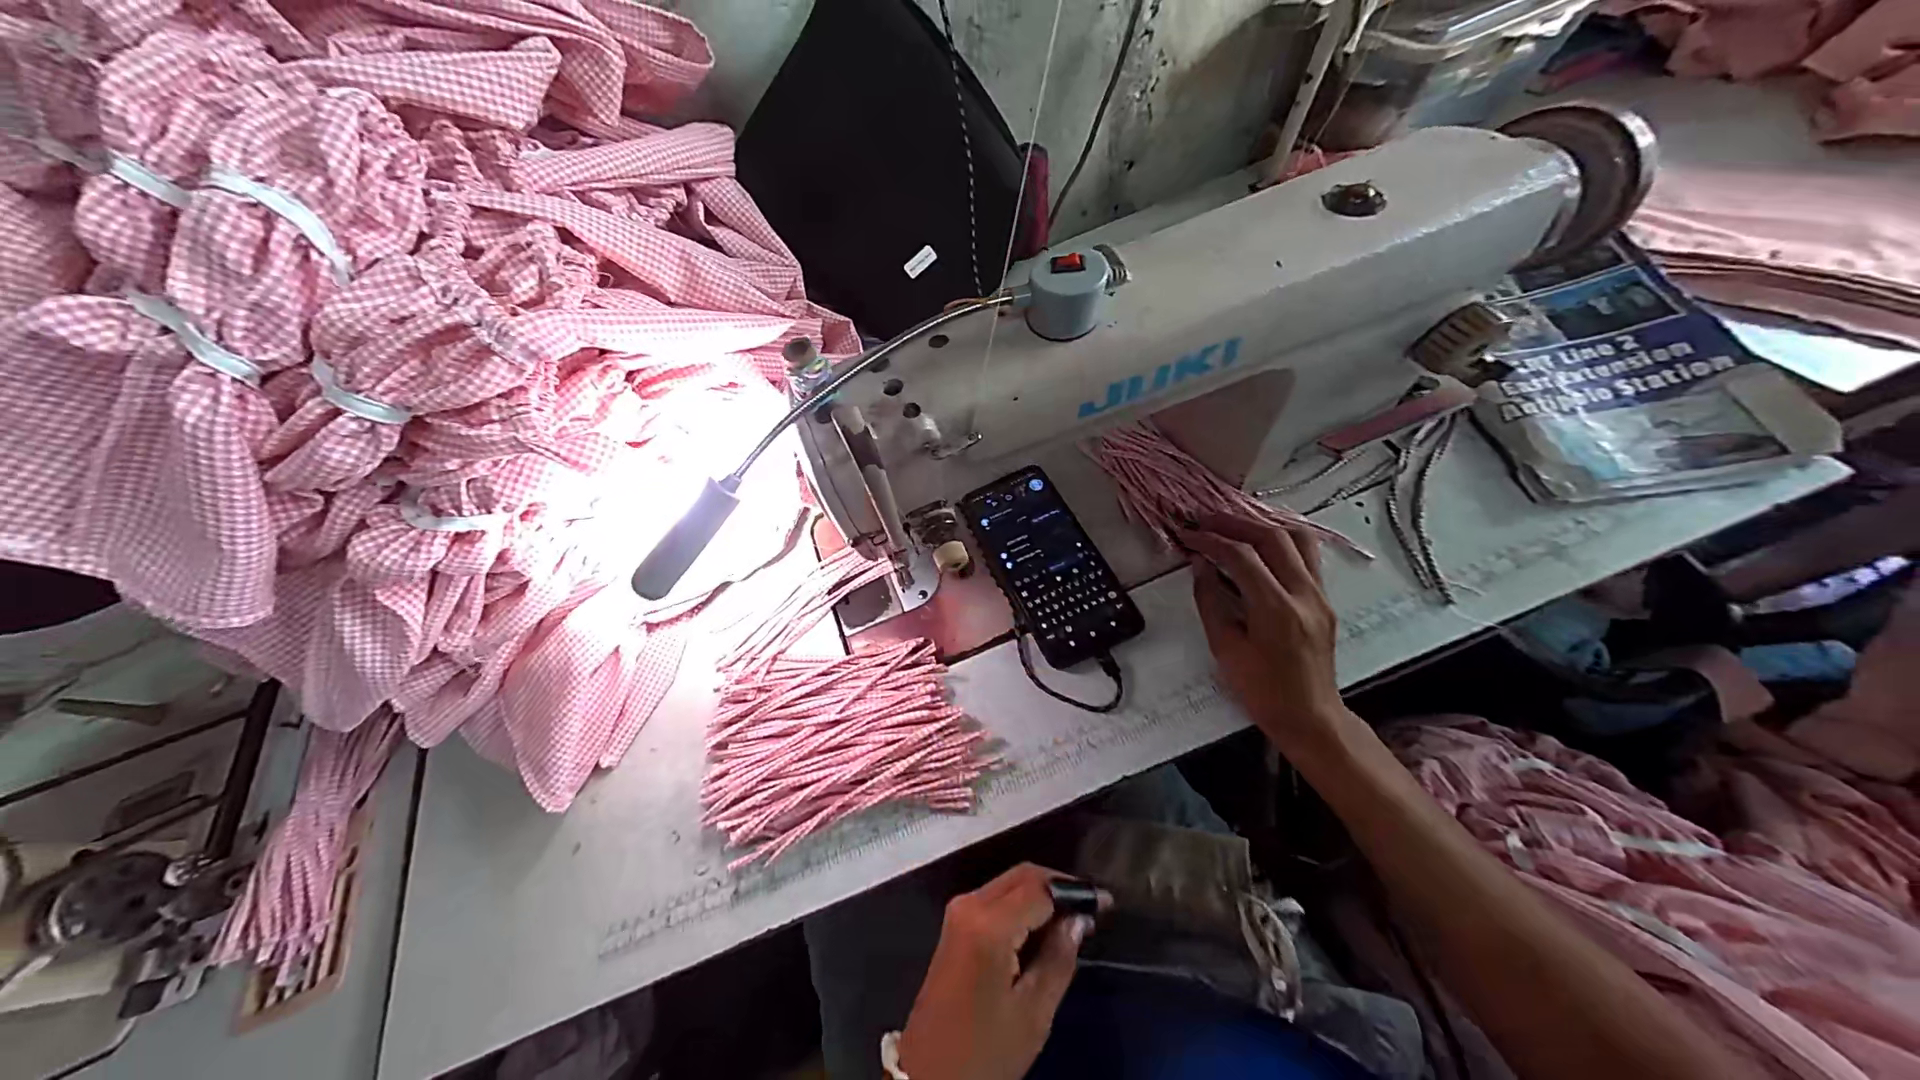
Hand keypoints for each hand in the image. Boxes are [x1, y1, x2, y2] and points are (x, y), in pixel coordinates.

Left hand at [896, 863, 1097, 1079]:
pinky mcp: (955, 924)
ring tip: (1075, 920)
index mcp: (988, 924)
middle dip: (1060, 885)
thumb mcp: (1033, 1013)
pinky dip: (1023, 904)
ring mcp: (958, 912)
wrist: (927, 1075)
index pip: (1040, 888)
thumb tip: (1079, 920)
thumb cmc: (985, 1051)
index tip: (1106, 902)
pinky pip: (996, 898)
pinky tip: (1044, 927)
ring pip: (1009, 883)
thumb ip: (1059, 958)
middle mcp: (970, 904)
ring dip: (1042, 894)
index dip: (1076, 890)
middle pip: (1022, 876)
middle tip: (1094, 908)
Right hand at [1181, 514, 1357, 756]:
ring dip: (1262, 525)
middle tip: (1206, 521)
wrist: (1309, 715)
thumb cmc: (1262, 691)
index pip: (1241, 557)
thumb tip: (1201, 565)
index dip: (1210, 541)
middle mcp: (1304, 595)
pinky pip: (1306, 555)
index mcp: (1277, 610)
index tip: (1189, 535)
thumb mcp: (1224, 648)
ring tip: (1234, 525)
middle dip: (1234, 523)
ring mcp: (1319, 595)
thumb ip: (1210, 601)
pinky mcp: (1323, 599)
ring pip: (1297, 538)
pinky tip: (1259, 544)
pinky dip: (1281, 540)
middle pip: (1272, 537)